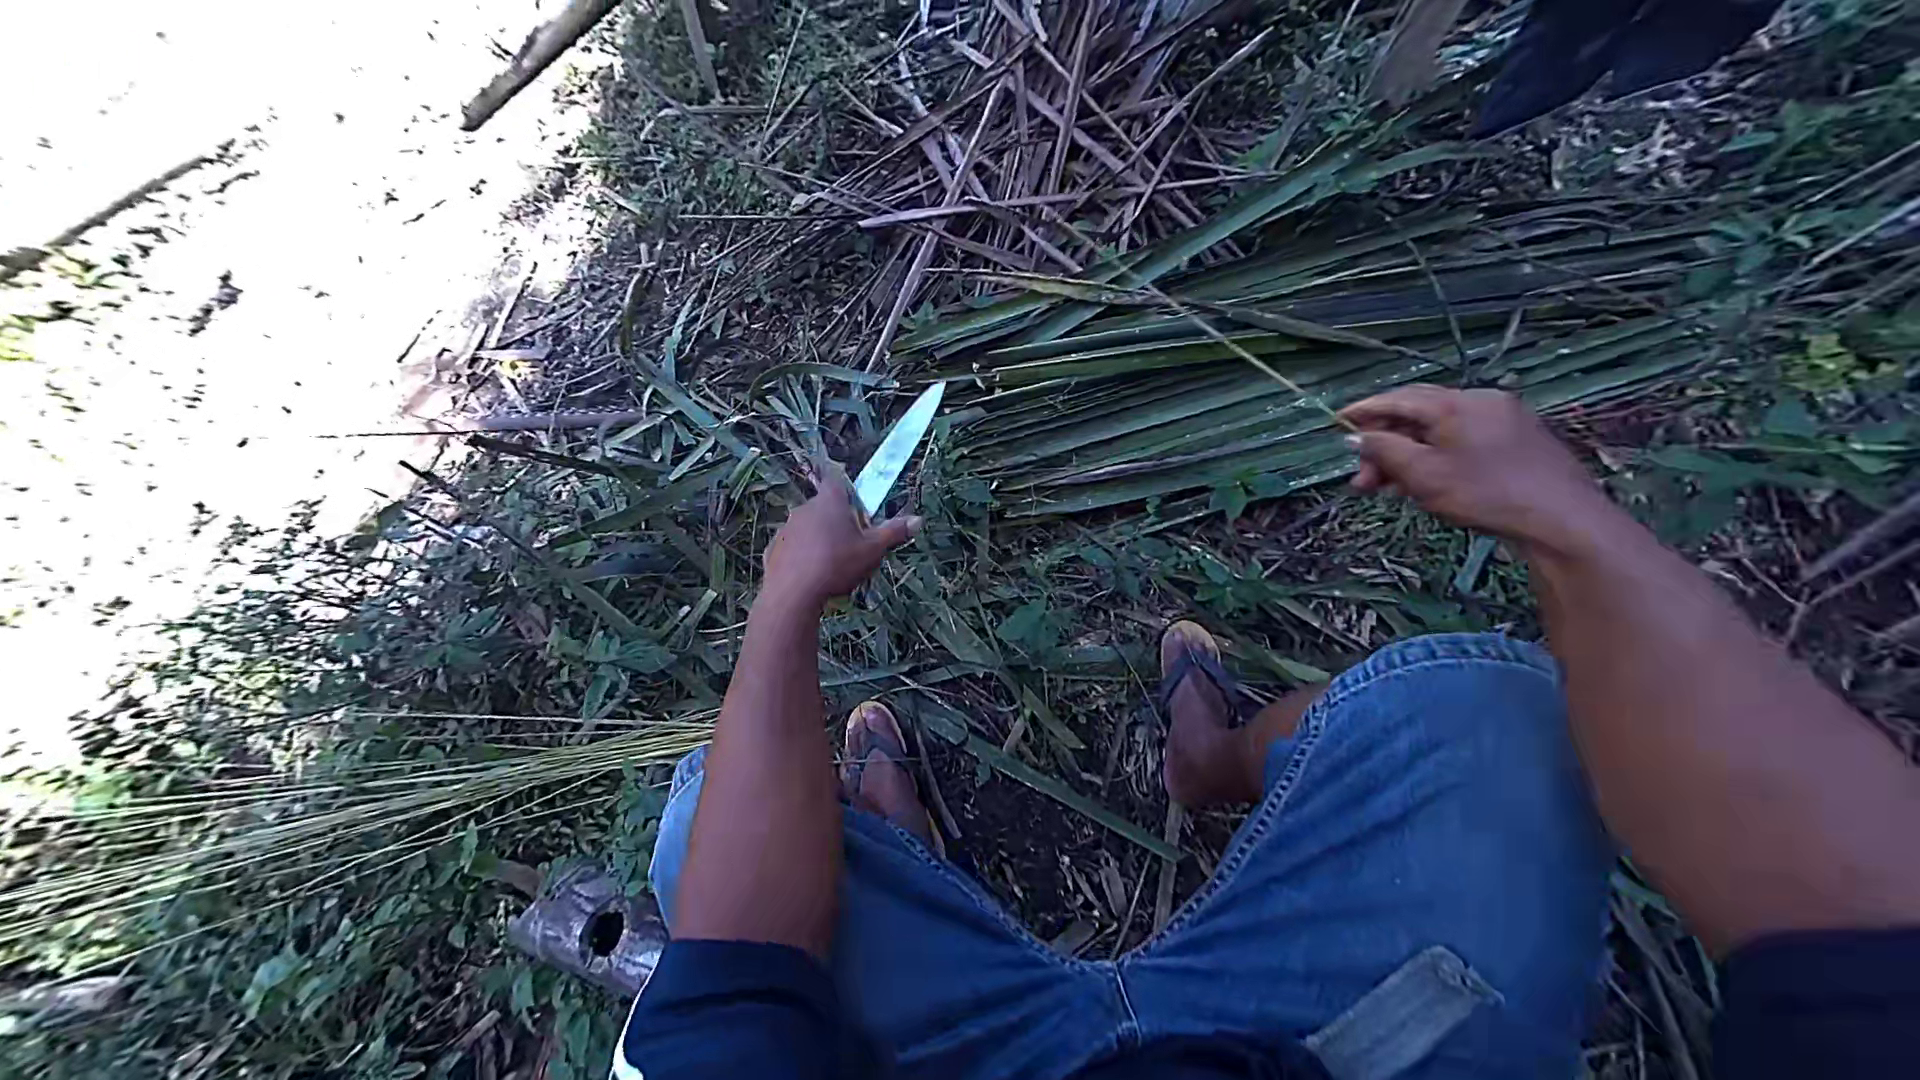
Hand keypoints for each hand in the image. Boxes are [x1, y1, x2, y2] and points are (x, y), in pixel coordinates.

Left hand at [761, 468, 920, 608]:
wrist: (792, 594)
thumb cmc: (837, 564)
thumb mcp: (872, 550)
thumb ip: (894, 532)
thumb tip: (918, 520)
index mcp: (830, 502)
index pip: (838, 481)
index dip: (849, 491)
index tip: (859, 508)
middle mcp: (805, 508)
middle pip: (825, 506)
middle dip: (838, 521)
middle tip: (853, 544)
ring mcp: (787, 528)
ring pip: (808, 527)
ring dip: (820, 538)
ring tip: (833, 564)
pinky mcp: (774, 548)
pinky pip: (793, 547)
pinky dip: (802, 556)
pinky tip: (812, 576)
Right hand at [1339, 386, 1622, 550]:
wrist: (1561, 519)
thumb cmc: (1483, 493)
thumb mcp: (1421, 474)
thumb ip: (1383, 450)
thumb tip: (1356, 436)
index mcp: (1456, 404)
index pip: (1397, 399)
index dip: (1363, 410)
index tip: (1336, 421)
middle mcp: (1480, 401)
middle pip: (1416, 414)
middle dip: (1383, 443)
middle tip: (1361, 478)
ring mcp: (1501, 417)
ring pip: (1437, 430)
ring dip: (1406, 456)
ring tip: (1387, 489)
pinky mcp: (1515, 438)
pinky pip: (1459, 439)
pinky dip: (1432, 457)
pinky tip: (1421, 483)